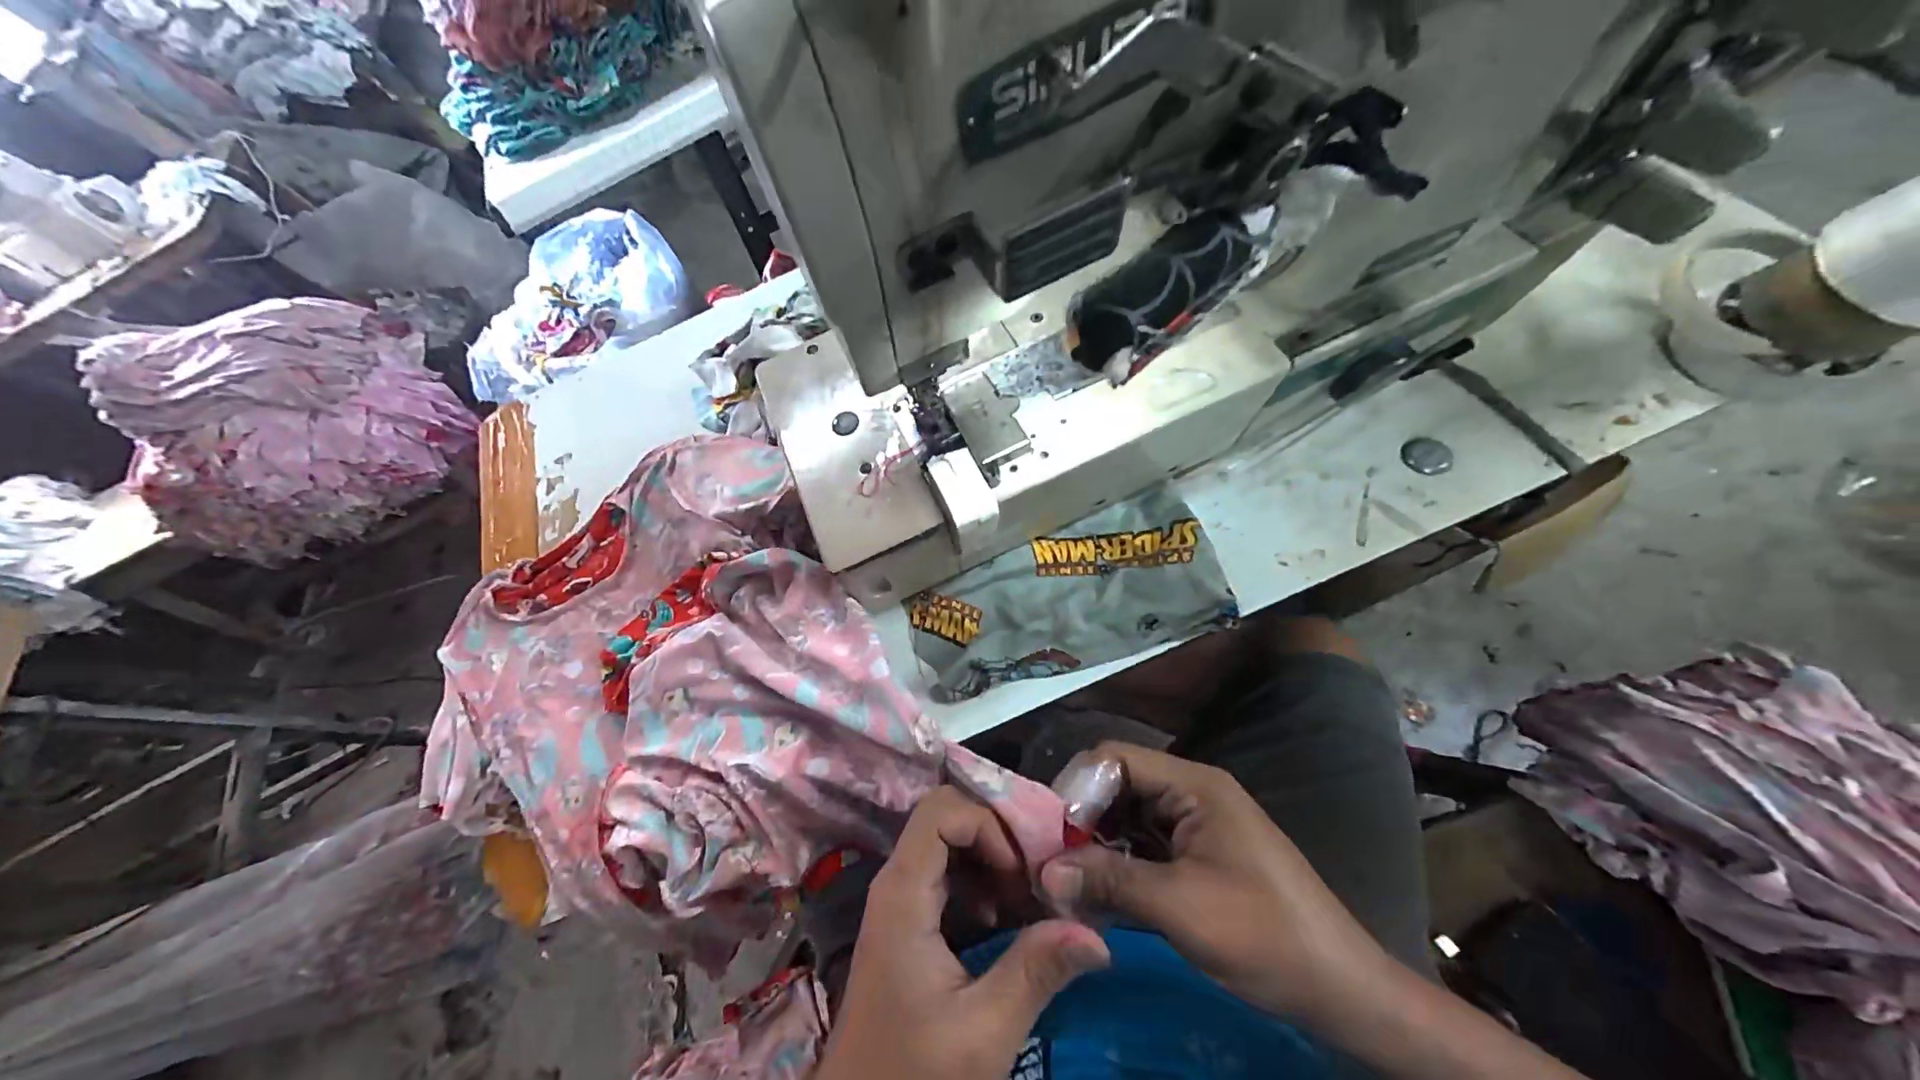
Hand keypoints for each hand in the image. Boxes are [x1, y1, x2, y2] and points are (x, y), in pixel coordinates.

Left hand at [814, 787, 1111, 1079]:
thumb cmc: (914, 1072)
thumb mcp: (983, 1030)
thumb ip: (1035, 971)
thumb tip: (1096, 933)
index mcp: (903, 893)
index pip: (942, 810)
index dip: (989, 823)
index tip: (1026, 869)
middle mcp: (897, 883)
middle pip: (949, 818)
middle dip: (1001, 836)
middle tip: (1042, 876)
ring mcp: (901, 900)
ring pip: (951, 843)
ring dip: (997, 861)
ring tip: (1033, 900)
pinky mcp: (909, 921)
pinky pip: (949, 874)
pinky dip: (985, 883)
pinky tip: (1009, 921)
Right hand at [1038, 742, 1398, 1027]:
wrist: (1342, 989)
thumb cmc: (1264, 934)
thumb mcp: (1180, 907)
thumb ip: (1109, 881)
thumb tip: (1043, 872)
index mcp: (1194, 785)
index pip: (1115, 758)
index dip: (1076, 788)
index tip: (1049, 834)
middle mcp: (1191, 793)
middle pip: (1117, 786)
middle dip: (1081, 820)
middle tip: (1049, 862)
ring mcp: (1196, 825)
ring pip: (1127, 818)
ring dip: (1096, 847)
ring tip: (1065, 883)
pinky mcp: (1197, 857)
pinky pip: (1143, 847)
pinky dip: (1117, 866)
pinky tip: (1096, 896)